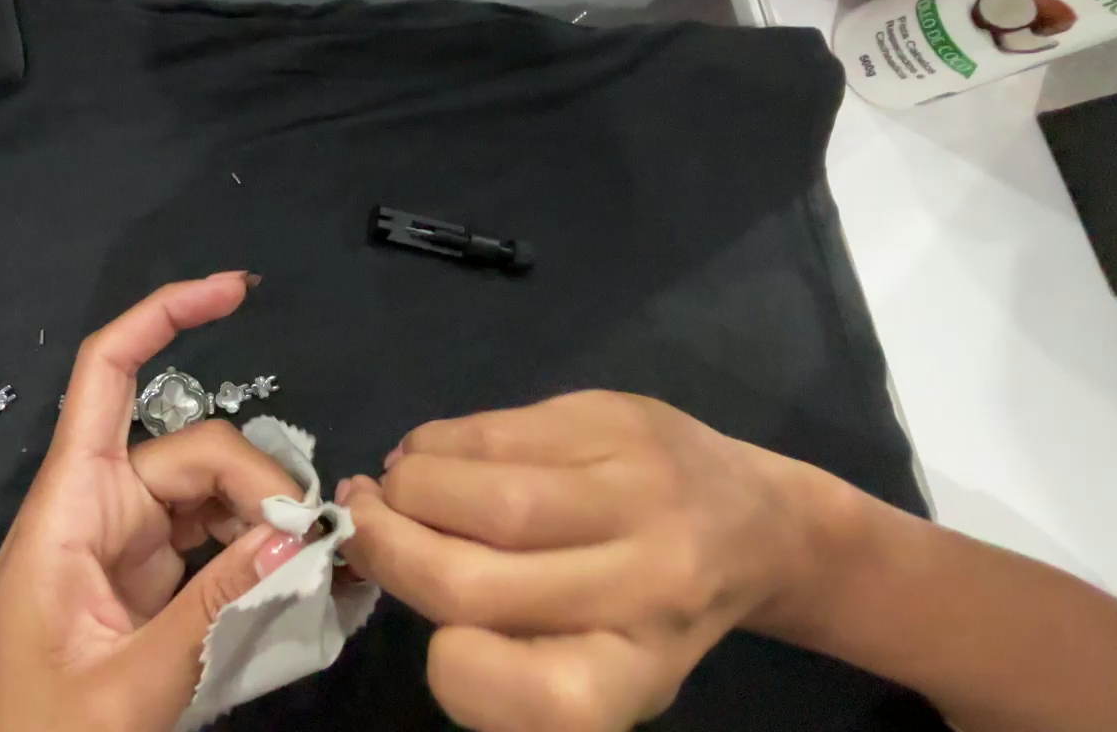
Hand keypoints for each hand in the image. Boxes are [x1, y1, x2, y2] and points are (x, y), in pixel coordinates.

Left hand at [0, 272, 306, 731]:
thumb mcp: (119, 690)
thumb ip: (210, 618)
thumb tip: (296, 541)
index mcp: (74, 498)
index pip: (110, 369)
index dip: (166, 314)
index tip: (237, 290)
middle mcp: (104, 500)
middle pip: (192, 446)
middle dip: (257, 482)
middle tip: (310, 548)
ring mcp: (129, 538)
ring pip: (211, 491)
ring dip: (263, 518)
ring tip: (313, 568)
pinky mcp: (148, 576)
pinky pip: (213, 538)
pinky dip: (254, 551)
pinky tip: (294, 579)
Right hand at [340, 390, 843, 731]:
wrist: (758, 516)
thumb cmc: (655, 596)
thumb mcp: (600, 646)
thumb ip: (500, 622)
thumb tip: (373, 547)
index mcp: (638, 666)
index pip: (549, 697)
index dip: (463, 674)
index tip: (439, 641)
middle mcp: (642, 586)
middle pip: (477, 583)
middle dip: (391, 550)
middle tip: (358, 525)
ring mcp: (630, 493)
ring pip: (480, 498)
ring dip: (405, 489)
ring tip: (394, 487)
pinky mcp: (609, 419)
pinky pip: (489, 432)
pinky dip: (431, 445)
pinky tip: (427, 453)